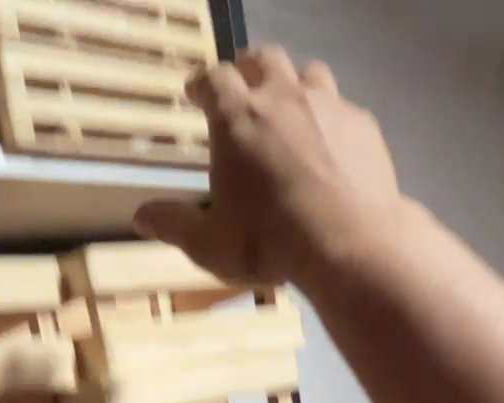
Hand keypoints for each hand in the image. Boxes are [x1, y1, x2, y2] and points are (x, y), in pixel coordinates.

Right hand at [134, 49, 405, 285]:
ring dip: (294, 84)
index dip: (201, 83)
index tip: (195, 92)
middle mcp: (282, 98)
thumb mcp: (207, 242)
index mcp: (236, 119)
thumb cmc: (266, 241)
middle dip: (247, 69)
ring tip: (289, 109)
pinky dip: (329, 119)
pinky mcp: (364, 125)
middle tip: (240, 87)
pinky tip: (329, 147)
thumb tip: (140, 216)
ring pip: (309, 72)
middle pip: (263, 59)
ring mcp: (329, 106)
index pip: (213, 81)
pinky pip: (343, 108)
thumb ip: (173, 224)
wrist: (348, 243)